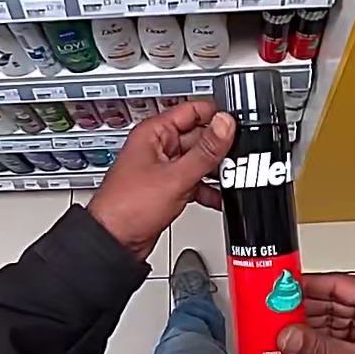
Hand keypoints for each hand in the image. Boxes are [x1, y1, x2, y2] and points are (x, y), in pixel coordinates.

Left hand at [86, 99, 233, 259]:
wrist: (114, 242)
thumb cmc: (127, 207)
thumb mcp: (175, 176)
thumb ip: (205, 150)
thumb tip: (225, 124)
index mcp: (155, 133)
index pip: (192, 111)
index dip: (216, 115)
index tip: (237, 125)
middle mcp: (159, 147)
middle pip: (199, 137)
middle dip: (219, 148)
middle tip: (240, 158)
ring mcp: (164, 168)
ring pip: (199, 160)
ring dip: (215, 170)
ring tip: (232, 178)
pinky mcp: (168, 187)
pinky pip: (194, 180)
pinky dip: (207, 189)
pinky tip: (218, 198)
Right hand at [278, 274, 354, 353]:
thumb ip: (317, 348)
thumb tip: (288, 336)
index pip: (341, 283)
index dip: (308, 286)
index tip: (283, 287)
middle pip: (336, 300)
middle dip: (306, 309)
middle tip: (277, 312)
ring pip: (336, 319)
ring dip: (312, 327)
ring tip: (284, 330)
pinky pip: (342, 336)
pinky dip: (323, 342)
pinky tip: (302, 344)